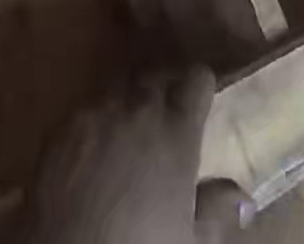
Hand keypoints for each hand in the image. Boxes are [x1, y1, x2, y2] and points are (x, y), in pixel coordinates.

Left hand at [27, 68, 247, 243]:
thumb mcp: (190, 241)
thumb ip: (216, 210)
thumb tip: (243, 198)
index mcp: (175, 130)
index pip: (197, 78)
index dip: (201, 86)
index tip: (202, 100)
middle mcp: (136, 108)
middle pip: (156, 76)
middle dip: (164, 90)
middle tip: (168, 117)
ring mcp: (95, 112)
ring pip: (119, 89)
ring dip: (128, 101)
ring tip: (129, 130)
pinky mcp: (60, 127)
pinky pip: (86, 108)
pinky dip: (96, 120)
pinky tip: (94, 148)